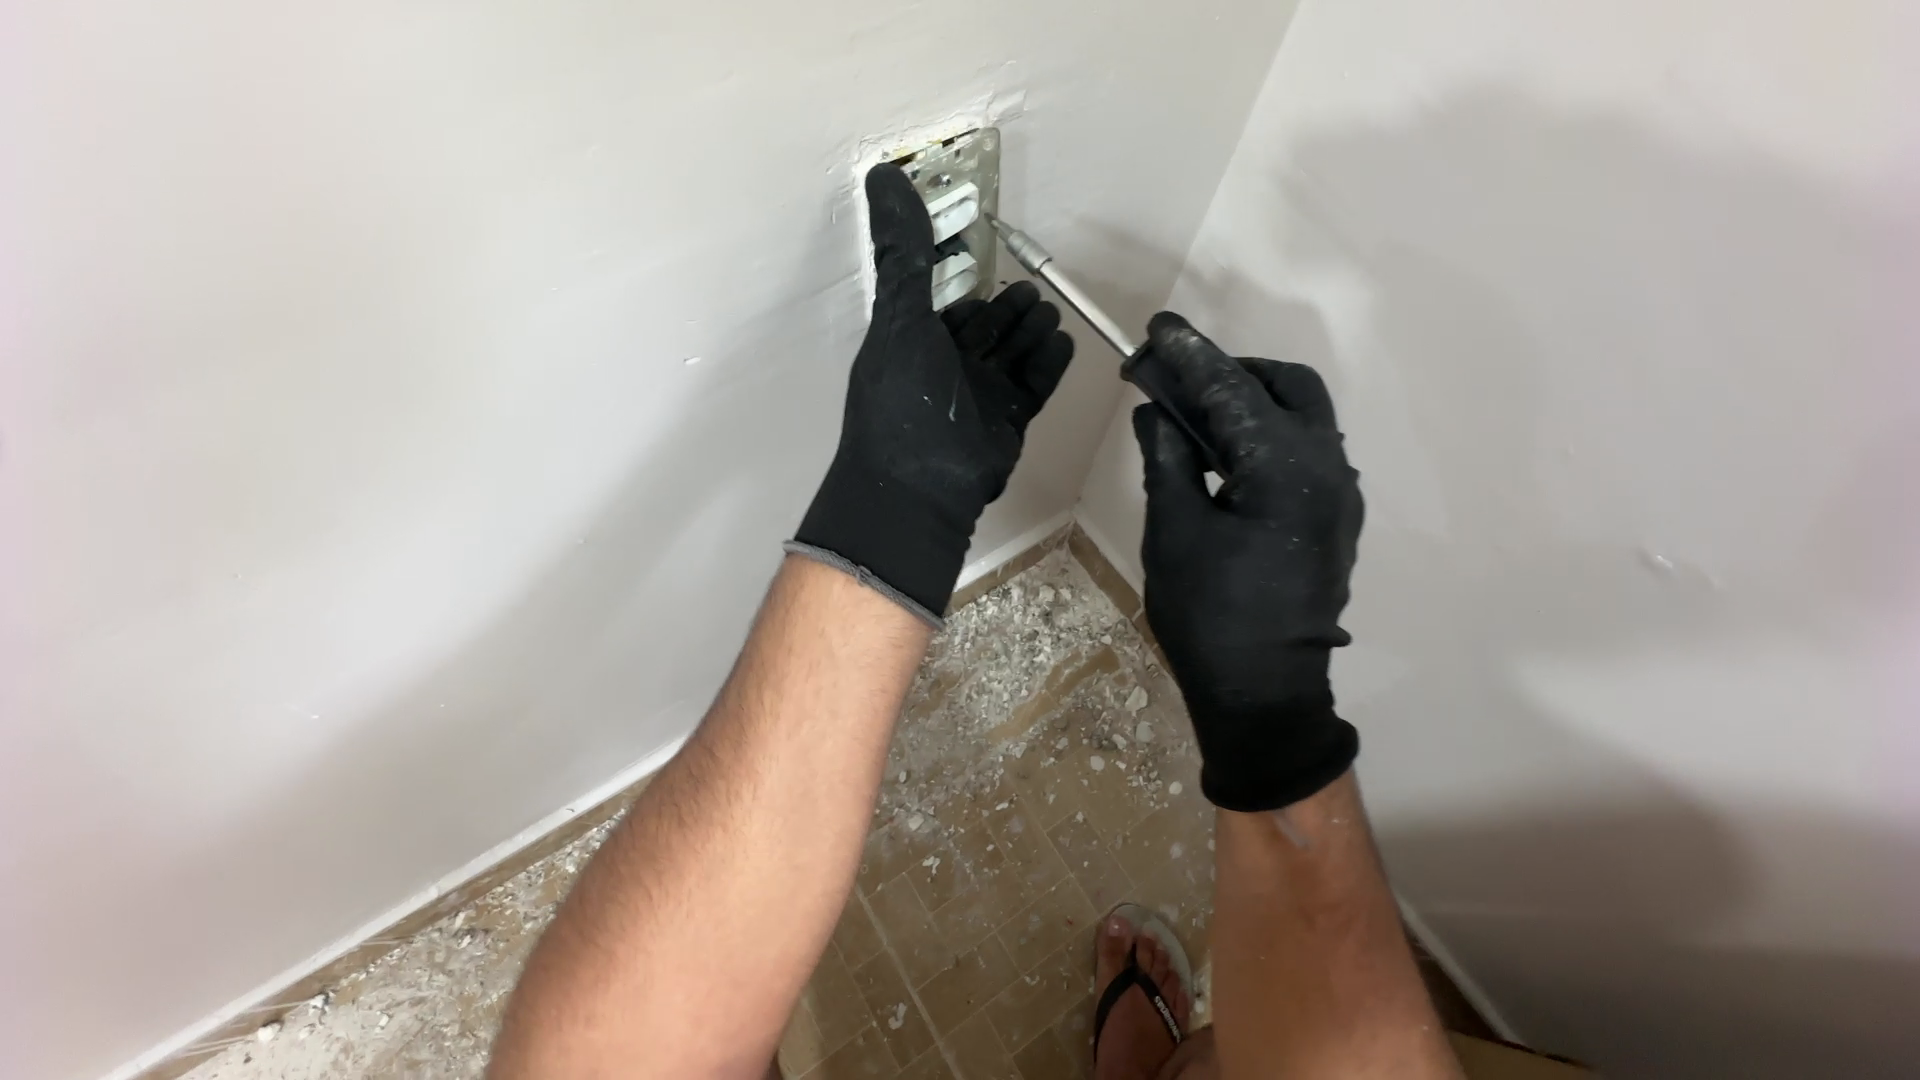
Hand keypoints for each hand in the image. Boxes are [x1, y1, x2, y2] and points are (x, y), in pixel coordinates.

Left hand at [791, 164, 1074, 623]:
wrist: (921, 483)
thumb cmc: (903, 397)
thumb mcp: (899, 316)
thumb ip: (902, 252)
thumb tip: (885, 175)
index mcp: (913, 344)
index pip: (944, 307)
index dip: (963, 284)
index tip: (986, 257)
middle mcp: (946, 369)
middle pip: (984, 331)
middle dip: (1006, 309)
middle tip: (1028, 290)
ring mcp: (979, 398)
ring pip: (1011, 356)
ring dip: (1030, 332)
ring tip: (1047, 310)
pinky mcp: (1008, 422)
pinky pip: (1033, 386)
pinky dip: (1049, 364)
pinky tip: (1064, 342)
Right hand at [1130, 312, 1363, 810]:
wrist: (1264, 690)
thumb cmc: (1208, 613)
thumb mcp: (1174, 530)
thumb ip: (1167, 460)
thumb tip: (1156, 411)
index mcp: (1284, 467)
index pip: (1230, 389)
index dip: (1187, 354)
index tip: (1156, 327)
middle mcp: (1326, 467)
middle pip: (1285, 387)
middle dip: (1230, 371)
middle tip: (1177, 379)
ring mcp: (1339, 493)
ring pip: (1302, 417)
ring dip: (1250, 402)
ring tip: (1195, 415)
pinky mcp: (1335, 517)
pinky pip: (1305, 451)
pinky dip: (1265, 435)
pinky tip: (1226, 456)